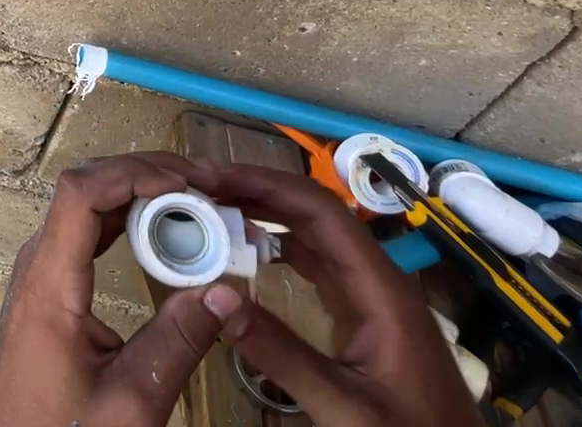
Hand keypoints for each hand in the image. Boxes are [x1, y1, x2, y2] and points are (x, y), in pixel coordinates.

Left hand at [0, 152, 229, 426]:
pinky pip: (87, 228)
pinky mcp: (51, 280)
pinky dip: (126, 215)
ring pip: (86, 203)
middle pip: (85, 187)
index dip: (132, 173)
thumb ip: (178, 341)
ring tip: (192, 194)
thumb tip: (229, 291)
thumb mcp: (131, 399)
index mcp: (50, 279)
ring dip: (136, 189)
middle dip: (143, 172)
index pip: (80, 193)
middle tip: (203, 182)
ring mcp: (42, 267)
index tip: (186, 181)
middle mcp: (39, 259)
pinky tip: (162, 224)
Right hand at [184, 163, 482, 426]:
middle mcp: (377, 278)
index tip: (211, 178)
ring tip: (211, 205)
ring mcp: (370, 293)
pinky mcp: (361, 310)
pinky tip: (244, 244)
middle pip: (314, 211)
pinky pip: (313, 257)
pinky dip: (274, 240)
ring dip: (263, 209)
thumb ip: (281, 354)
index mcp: (382, 289)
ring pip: (312, 230)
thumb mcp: (346, 409)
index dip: (264, 185)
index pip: (319, 211)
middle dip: (256, 189)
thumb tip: (213, 295)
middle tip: (199, 185)